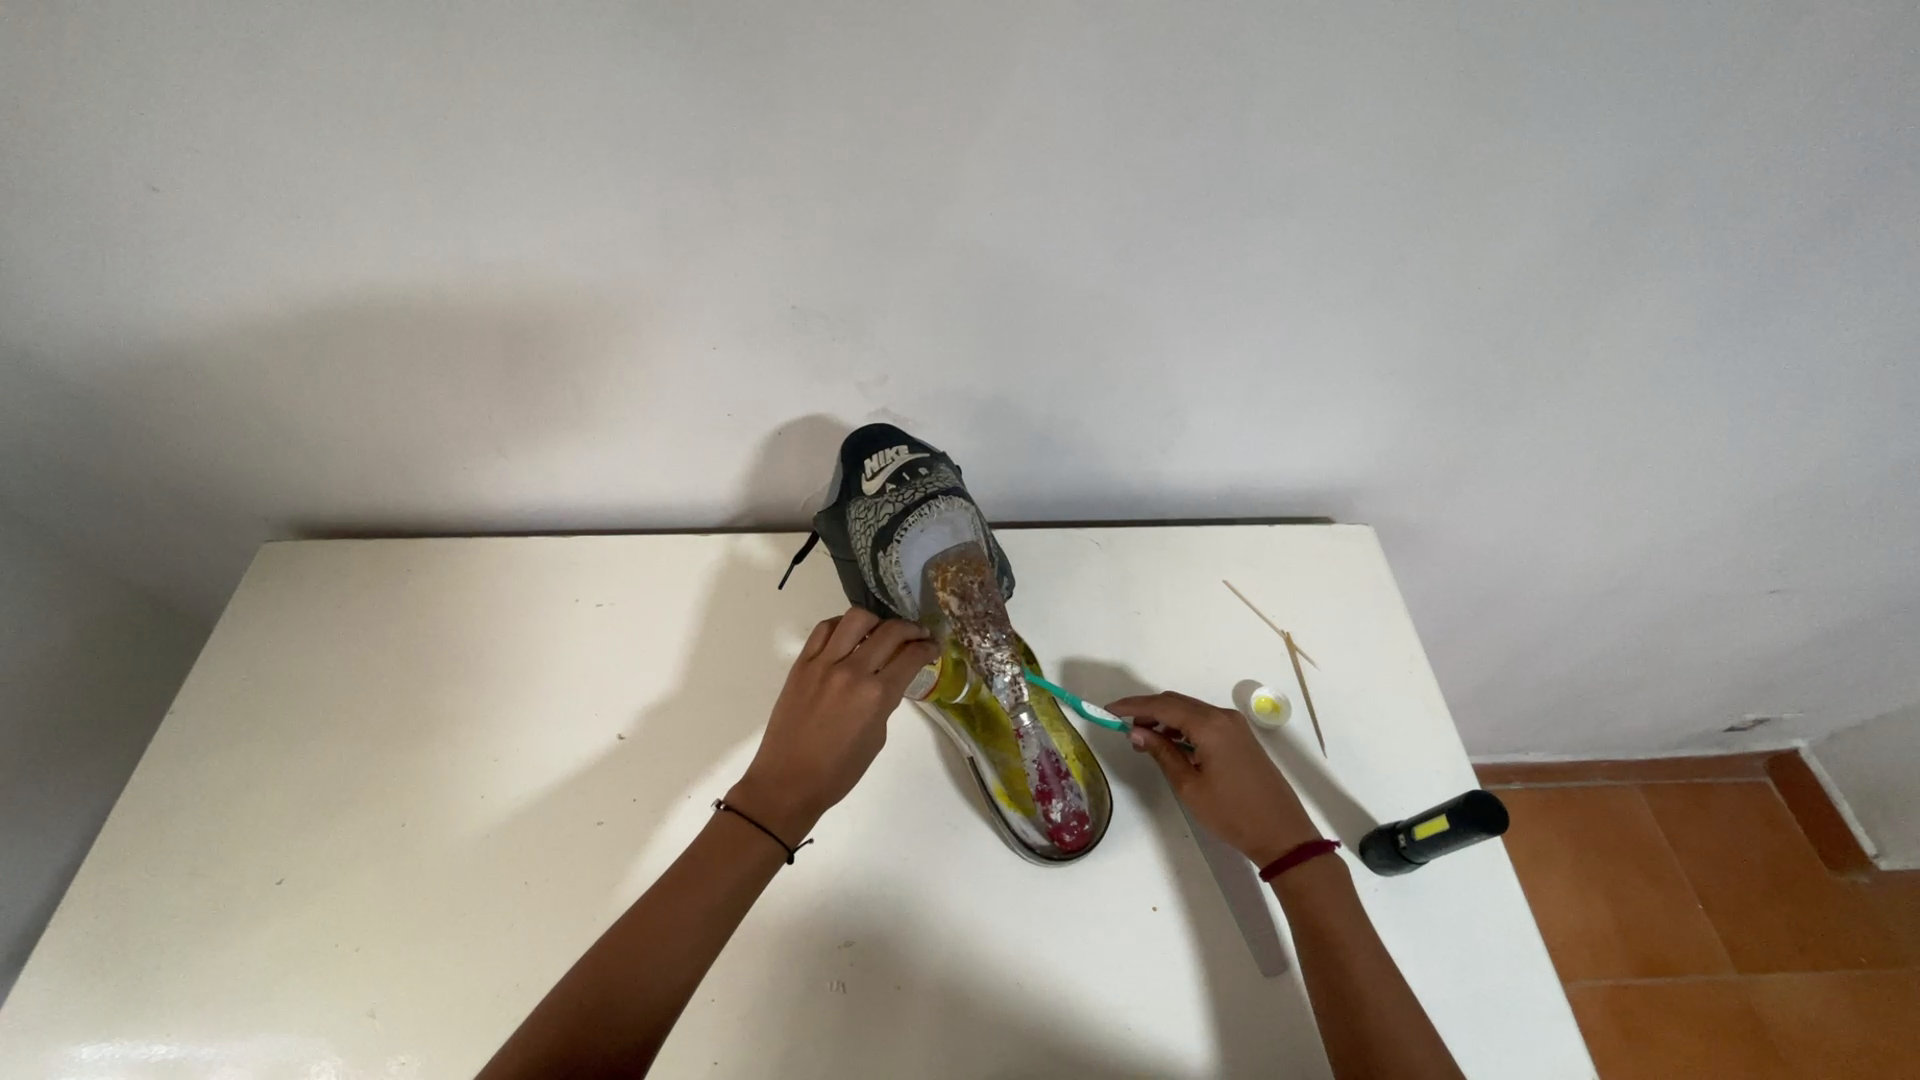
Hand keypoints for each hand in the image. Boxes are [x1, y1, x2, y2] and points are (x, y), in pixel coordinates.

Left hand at [728, 607, 939, 842]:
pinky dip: (841, 625)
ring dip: (876, 621)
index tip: (933, 646)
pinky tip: (849, 634)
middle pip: (890, 631)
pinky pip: (824, 629)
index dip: (928, 648)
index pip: (911, 657)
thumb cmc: (838, 771)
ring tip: (881, 631)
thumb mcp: (876, 738)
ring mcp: (824, 664)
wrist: (788, 781)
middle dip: (910, 630)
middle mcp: (852, 671)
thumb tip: (888, 680)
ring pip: (856, 619)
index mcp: (876, 696)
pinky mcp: (801, 663)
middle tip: (917, 635)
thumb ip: (885, 702)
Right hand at [1108, 691, 1322, 865]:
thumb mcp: (1189, 785)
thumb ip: (1162, 752)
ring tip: (1143, 738)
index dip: (1133, 706)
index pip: (1162, 705)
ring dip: (1165, 718)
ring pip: (1190, 710)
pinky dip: (1183, 726)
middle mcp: (1222, 716)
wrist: (1282, 834)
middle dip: (1147, 711)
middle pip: (1176, 702)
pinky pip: (1204, 721)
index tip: (1108, 710)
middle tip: (1124, 728)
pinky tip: (1171, 743)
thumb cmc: (1232, 813)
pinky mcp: (1241, 736)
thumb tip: (1137, 731)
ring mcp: (1235, 725)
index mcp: (1209, 725)